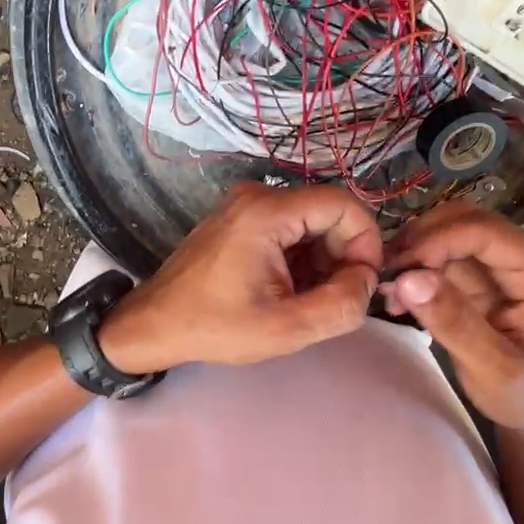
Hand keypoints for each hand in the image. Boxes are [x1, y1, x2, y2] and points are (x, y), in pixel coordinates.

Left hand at [100, 182, 382, 373]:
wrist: (155, 323)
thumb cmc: (215, 326)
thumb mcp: (286, 328)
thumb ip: (340, 304)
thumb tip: (368, 279)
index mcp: (268, 212)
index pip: (344, 204)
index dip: (366, 241)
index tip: (364, 281)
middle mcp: (258, 195)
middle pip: (328, 210)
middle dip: (344, 253)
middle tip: (338, 297)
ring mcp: (247, 204)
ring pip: (311, 221)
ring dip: (324, 258)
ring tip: (311, 299)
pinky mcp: (241, 218)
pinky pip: (290, 227)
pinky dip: (302, 257)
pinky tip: (292, 290)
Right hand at [382, 203, 523, 435]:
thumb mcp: (495, 371)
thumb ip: (456, 325)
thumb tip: (409, 279)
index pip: (485, 230)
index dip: (438, 240)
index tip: (400, 270)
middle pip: (464, 219)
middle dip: (421, 240)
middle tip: (389, 277)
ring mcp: (500, 262)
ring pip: (447, 229)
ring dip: (413, 252)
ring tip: (391, 291)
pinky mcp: (479, 273)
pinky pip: (439, 253)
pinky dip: (414, 267)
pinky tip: (399, 298)